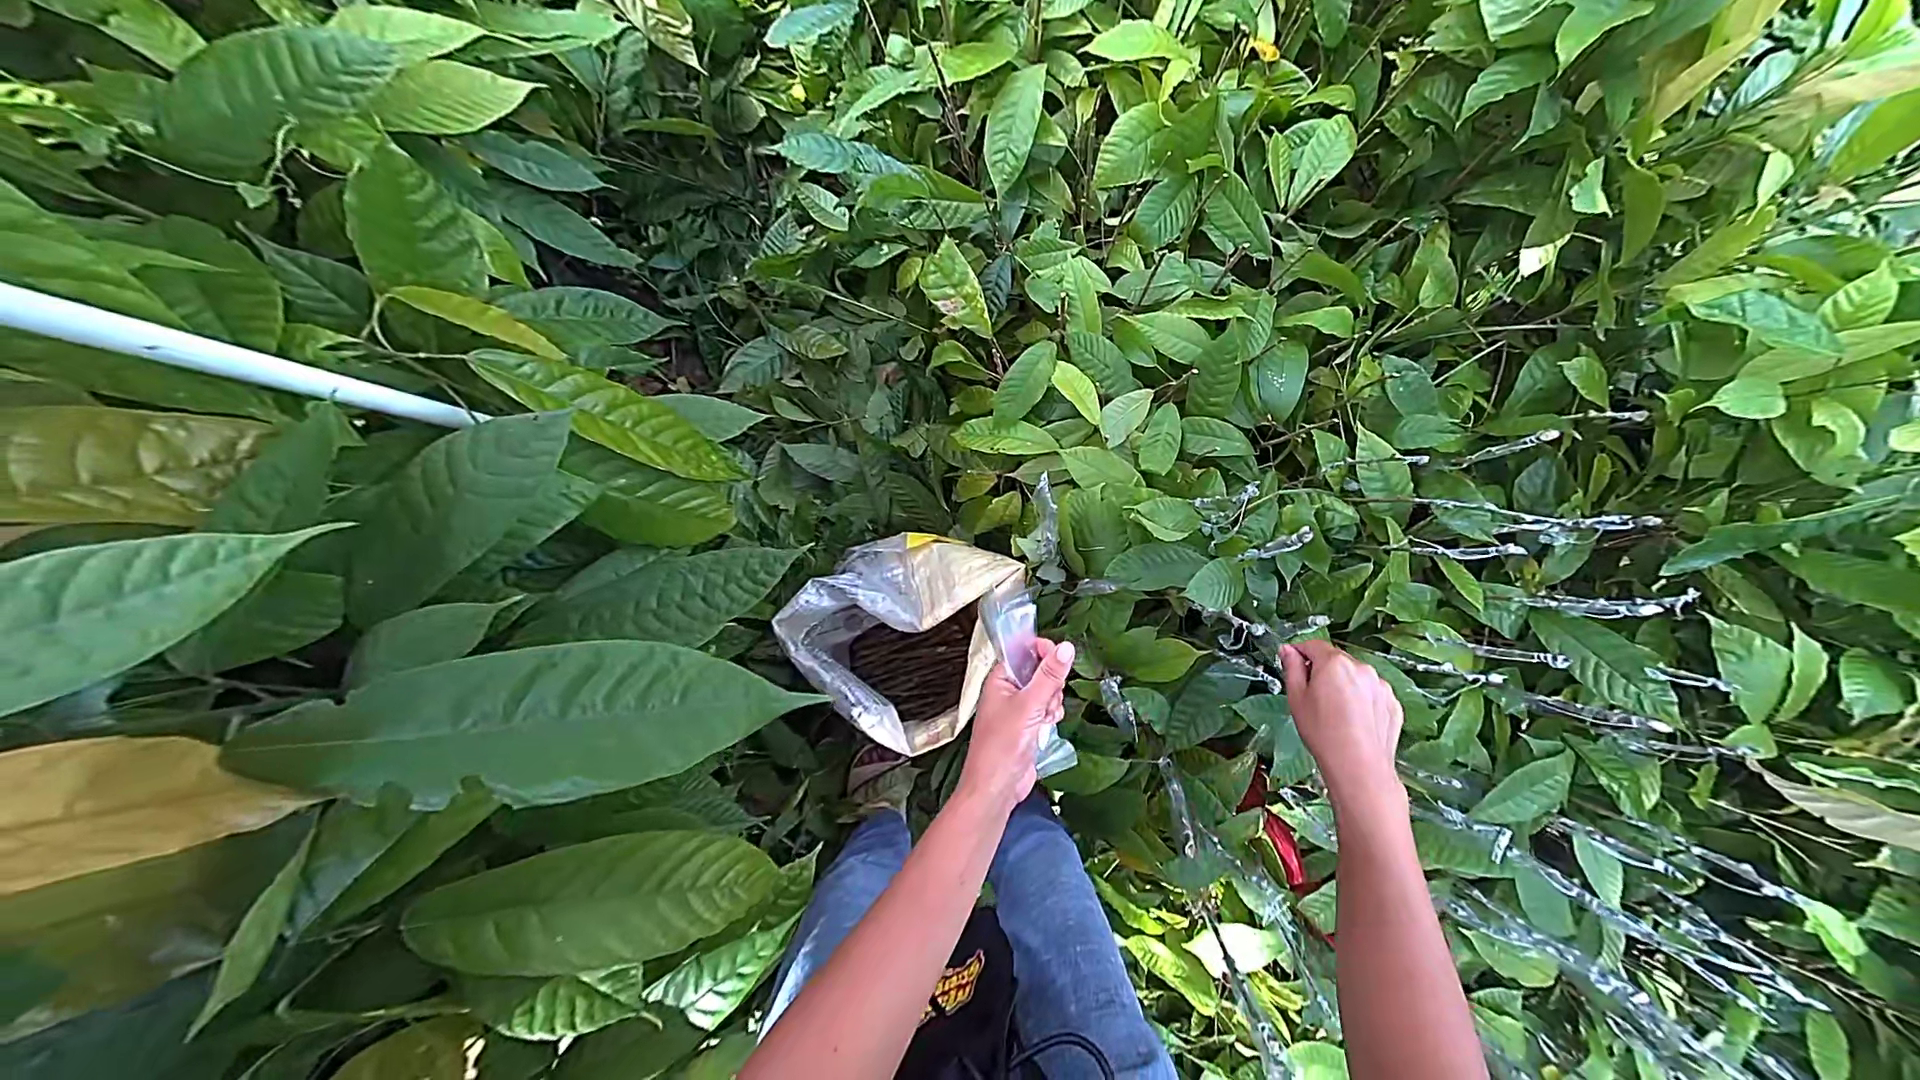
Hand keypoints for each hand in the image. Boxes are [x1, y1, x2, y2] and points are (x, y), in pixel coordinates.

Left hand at [960, 638, 1073, 813]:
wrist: (997, 787)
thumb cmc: (999, 748)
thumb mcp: (1028, 705)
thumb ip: (1048, 676)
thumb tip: (1064, 649)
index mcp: (999, 679)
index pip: (1023, 650)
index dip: (1042, 652)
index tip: (1058, 658)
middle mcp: (1007, 691)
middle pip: (1040, 671)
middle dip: (1051, 684)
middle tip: (1045, 698)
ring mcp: (1018, 708)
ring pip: (1046, 691)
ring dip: (1052, 702)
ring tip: (1043, 717)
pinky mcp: (1027, 724)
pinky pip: (1047, 710)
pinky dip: (1051, 716)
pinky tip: (1046, 726)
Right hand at [1278, 639, 1404, 808]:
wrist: (1359, 766)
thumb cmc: (1323, 732)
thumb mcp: (1296, 697)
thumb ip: (1291, 667)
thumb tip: (1288, 650)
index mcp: (1335, 663)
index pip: (1313, 645)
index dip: (1299, 652)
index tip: (1291, 662)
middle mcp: (1362, 669)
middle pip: (1335, 660)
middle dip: (1322, 670)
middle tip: (1311, 694)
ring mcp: (1381, 686)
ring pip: (1354, 676)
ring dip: (1343, 684)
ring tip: (1333, 711)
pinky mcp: (1393, 703)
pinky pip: (1371, 692)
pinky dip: (1360, 699)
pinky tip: (1351, 719)